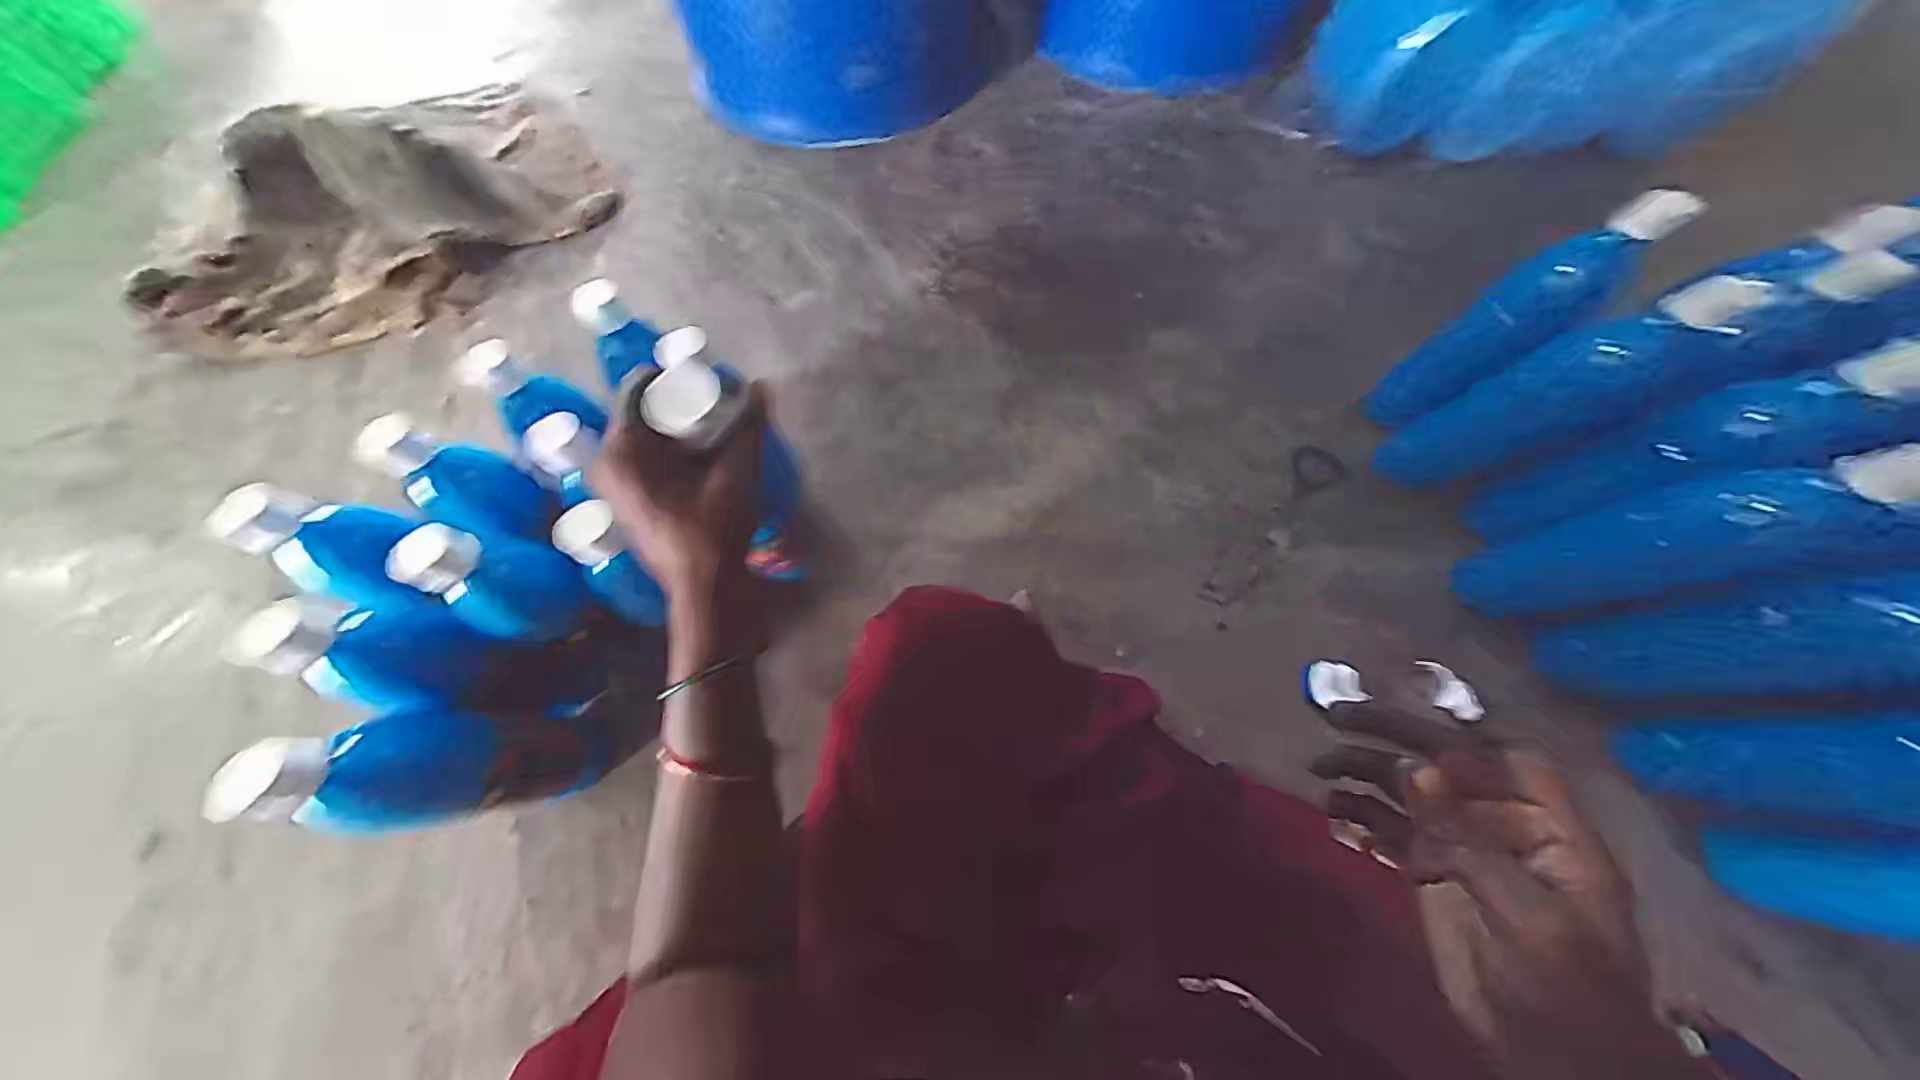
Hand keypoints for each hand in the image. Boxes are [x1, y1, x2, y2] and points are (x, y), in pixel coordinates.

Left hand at [589, 382, 766, 667]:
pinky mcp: (628, 507)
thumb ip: (749, 427)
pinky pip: (647, 465)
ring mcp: (613, 490)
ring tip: (717, 432)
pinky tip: (705, 461)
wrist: (707, 589)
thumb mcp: (736, 472)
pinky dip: (673, 456)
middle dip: (679, 407)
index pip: (639, 391)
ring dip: (679, 433)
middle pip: (643, 417)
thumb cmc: (715, 529)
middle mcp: (607, 466)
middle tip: (718, 405)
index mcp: (621, 450)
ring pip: (647, 443)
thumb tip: (762, 388)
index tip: (706, 382)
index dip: (675, 381)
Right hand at [1312, 699, 1710, 1079]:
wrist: (1552, 1058)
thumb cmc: (1564, 988)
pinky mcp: (1428, 871)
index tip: (1401, 714)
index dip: (1457, 730)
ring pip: (1407, 792)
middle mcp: (1500, 825)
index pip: (1506, 756)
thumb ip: (1468, 841)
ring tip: (1322, 768)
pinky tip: (1333, 810)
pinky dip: (1359, 814)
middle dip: (1390, 737)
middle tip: (1335, 715)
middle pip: (1444, 765)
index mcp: (1546, 828)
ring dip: (1364, 773)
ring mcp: (1461, 847)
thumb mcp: (1528, 915)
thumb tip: (1413, 769)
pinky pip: (1388, 828)